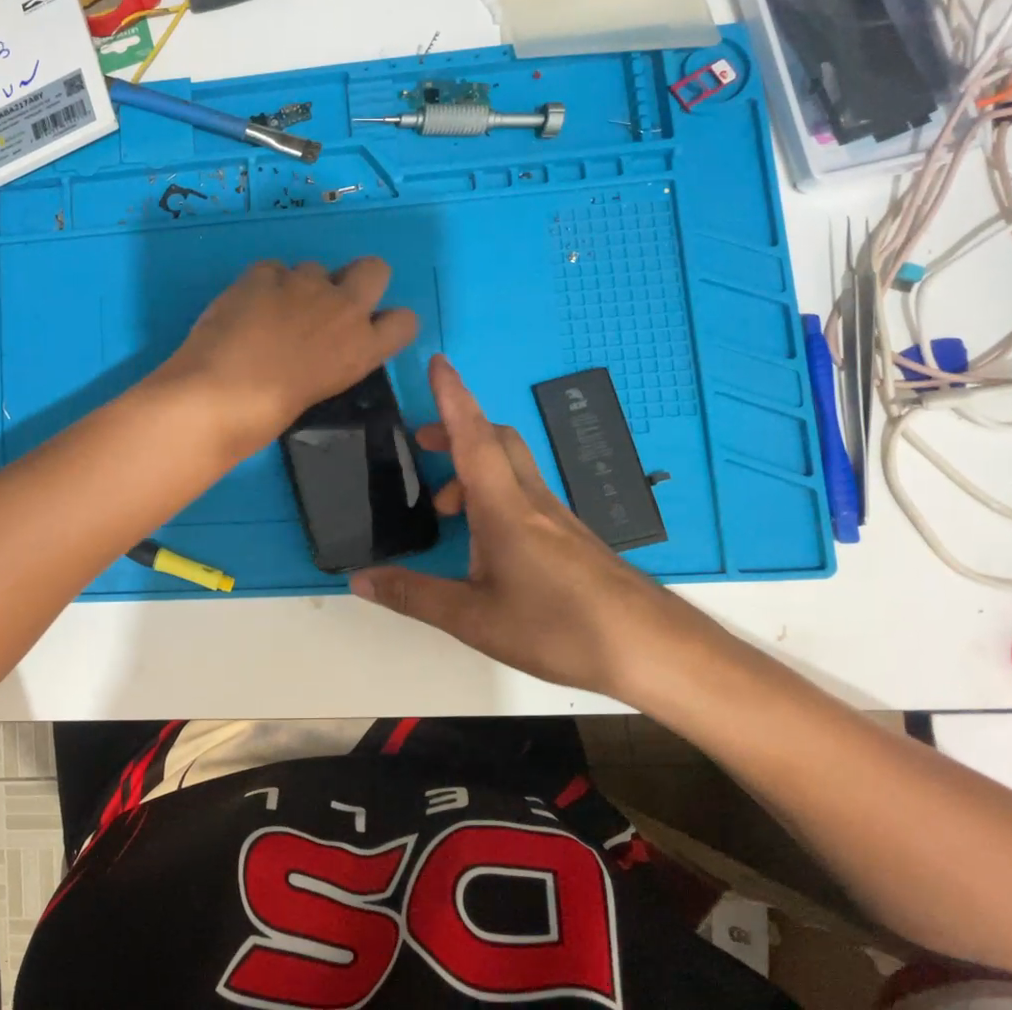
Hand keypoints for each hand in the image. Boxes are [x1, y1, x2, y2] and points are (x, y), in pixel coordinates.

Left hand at [154, 259, 417, 451]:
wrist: (218, 395)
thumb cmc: (265, 415)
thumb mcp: (315, 390)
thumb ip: (325, 360)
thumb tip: (310, 347)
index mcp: (362, 350)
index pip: (404, 321)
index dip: (383, 321)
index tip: (362, 330)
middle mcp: (343, 309)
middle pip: (374, 268)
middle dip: (355, 279)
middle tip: (322, 305)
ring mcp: (303, 285)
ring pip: (314, 267)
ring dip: (298, 285)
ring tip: (267, 315)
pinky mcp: (263, 273)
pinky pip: (271, 268)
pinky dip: (261, 284)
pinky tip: (242, 308)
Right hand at [349, 356, 722, 698]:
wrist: (653, 650)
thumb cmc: (559, 627)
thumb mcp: (473, 618)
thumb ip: (413, 595)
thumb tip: (358, 578)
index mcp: (504, 509)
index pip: (473, 439)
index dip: (452, 398)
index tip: (437, 362)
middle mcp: (532, 502)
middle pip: (497, 440)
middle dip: (458, 428)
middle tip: (422, 442)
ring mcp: (557, 519)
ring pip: (512, 468)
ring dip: (472, 467)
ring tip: (442, 509)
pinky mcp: (570, 539)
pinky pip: (524, 494)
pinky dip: (493, 494)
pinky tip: (483, 540)